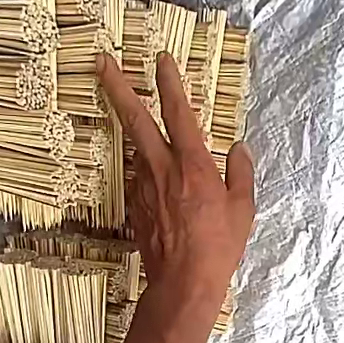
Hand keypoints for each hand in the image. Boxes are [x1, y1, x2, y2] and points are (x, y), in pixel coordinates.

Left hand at [97, 51, 254, 305]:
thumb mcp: (243, 208)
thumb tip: (239, 149)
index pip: (179, 113)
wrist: (183, 283)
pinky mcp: (133, 206)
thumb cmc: (218, 247)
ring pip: (136, 150)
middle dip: (117, 86)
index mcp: (193, 165)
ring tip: (148, 144)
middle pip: (135, 119)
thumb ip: (241, 173)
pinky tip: (159, 186)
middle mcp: (162, 170)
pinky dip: (147, 173)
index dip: (170, 83)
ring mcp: (142, 188)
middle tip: (100, 62)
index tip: (161, 59)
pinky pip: (139, 179)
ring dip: (137, 135)